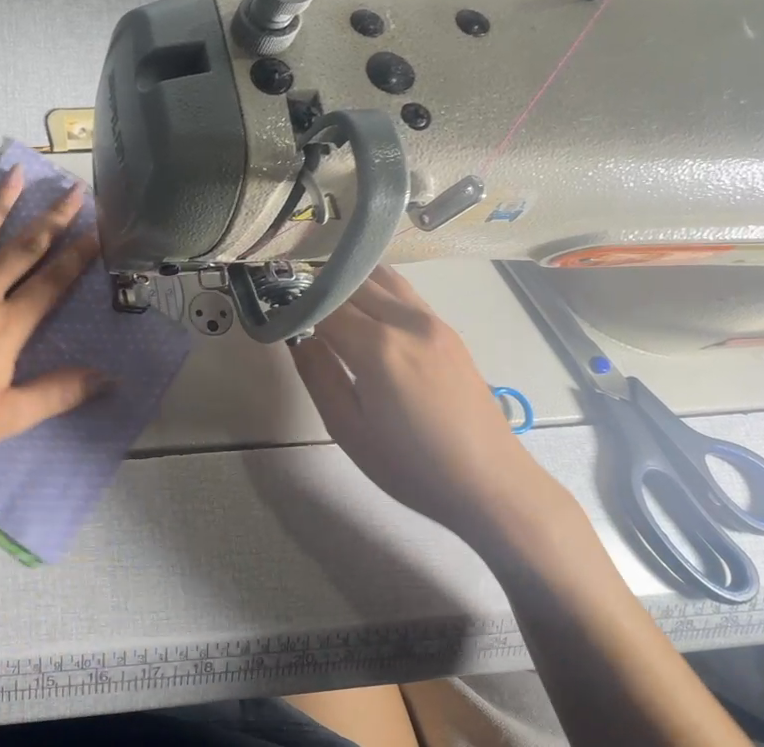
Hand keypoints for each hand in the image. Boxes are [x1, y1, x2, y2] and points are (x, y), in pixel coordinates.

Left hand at [0, 167, 104, 476]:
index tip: (99, 229)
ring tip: (17, 172)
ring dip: (1, 201)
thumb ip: (59, 393)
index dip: (78, 255)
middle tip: (72, 190)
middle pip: (24, 248)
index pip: (52, 282)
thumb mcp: (7, 415)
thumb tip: (110, 379)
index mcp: (7, 324)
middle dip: (52, 218)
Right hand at [291, 265, 562, 546]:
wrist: (492, 486)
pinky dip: (375, 291)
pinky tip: (363, 315)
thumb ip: (317, 373)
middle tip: (292, 306)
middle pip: (351, 281)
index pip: (322, 304)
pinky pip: (403, 294)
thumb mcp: (347, 428)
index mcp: (379, 347)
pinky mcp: (449, 331)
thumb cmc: (412, 466)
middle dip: (317, 288)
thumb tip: (297, 336)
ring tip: (326, 305)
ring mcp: (434, 322)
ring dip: (349, 283)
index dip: (292, 304)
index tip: (271, 311)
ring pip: (381, 278)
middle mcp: (408, 322)